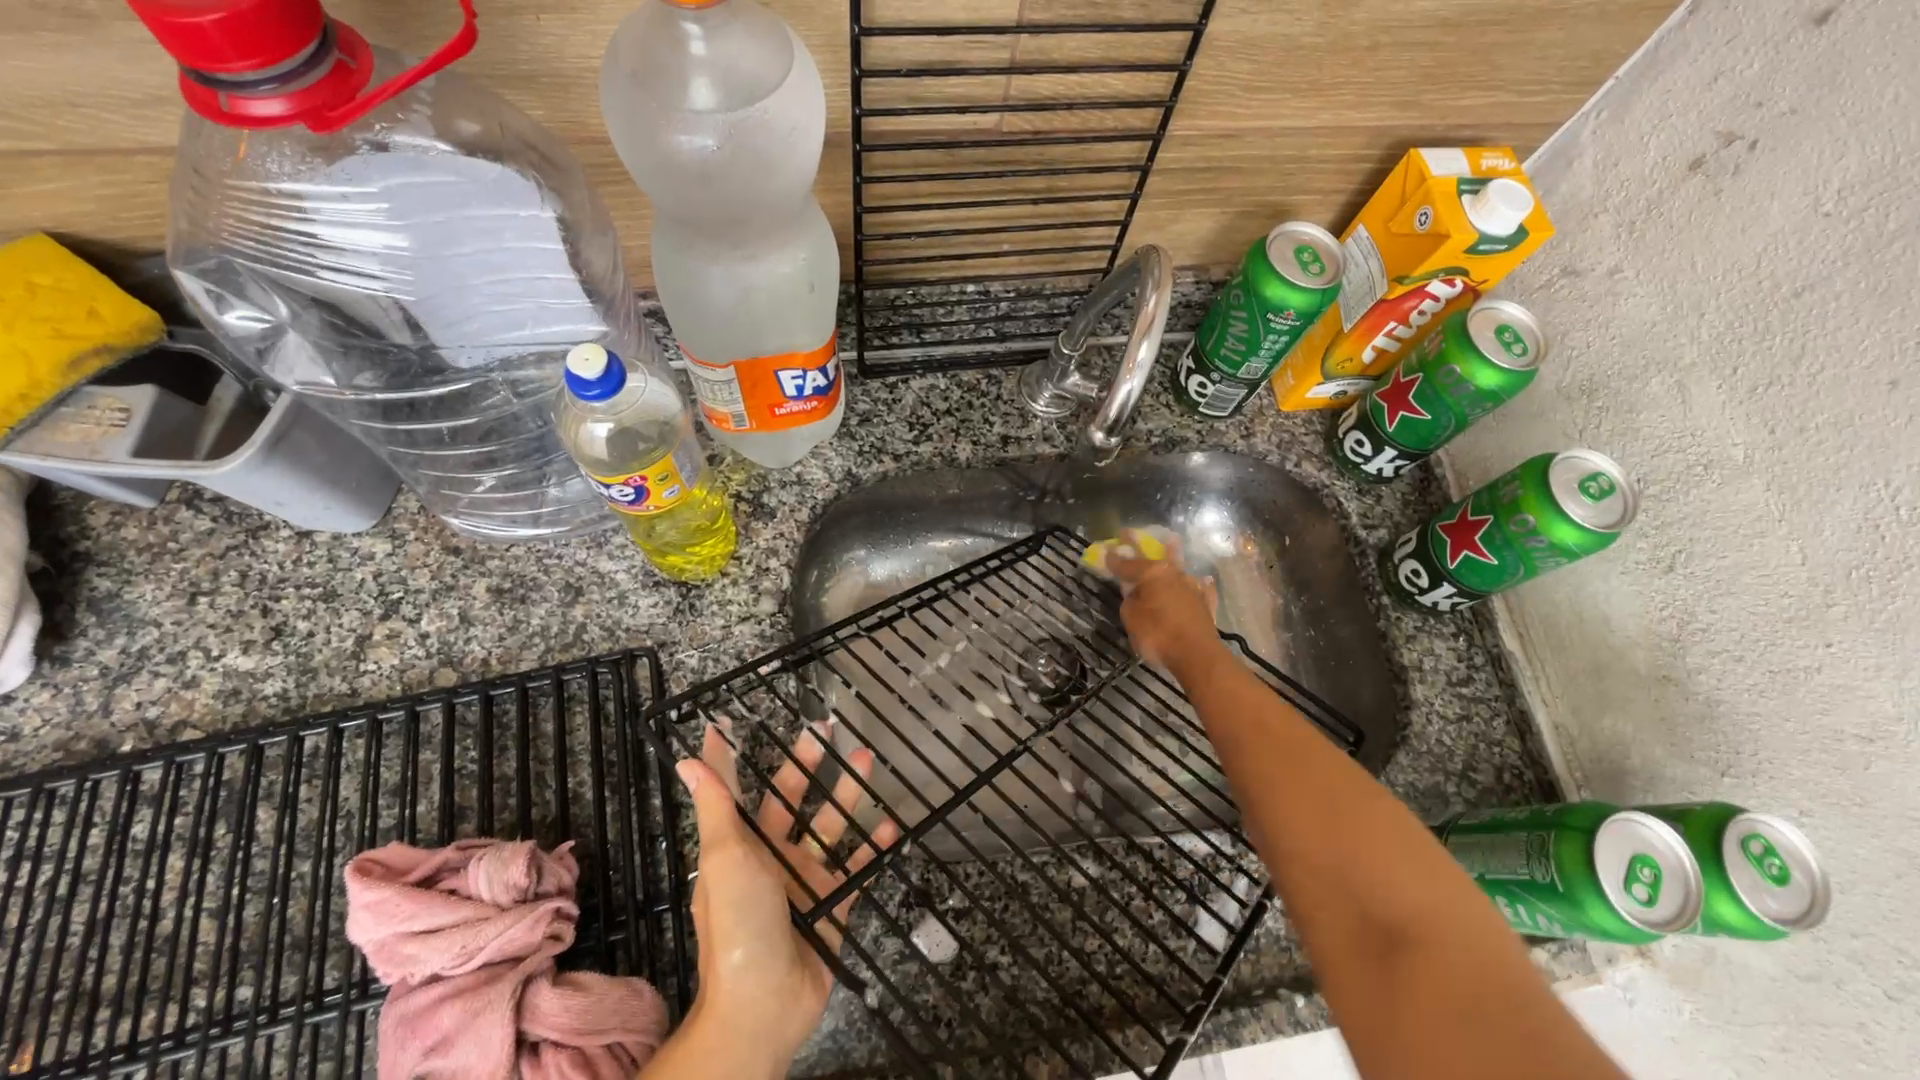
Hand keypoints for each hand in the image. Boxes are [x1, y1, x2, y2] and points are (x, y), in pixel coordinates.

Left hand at [659, 723, 900, 1078]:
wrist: (763, 1003)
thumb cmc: (738, 923)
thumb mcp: (725, 858)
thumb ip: (717, 807)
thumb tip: (688, 760)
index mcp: (737, 846)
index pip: (731, 792)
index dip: (728, 759)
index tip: (729, 725)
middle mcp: (769, 858)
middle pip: (789, 800)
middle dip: (806, 765)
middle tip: (828, 729)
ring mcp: (803, 882)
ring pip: (828, 828)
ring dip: (847, 796)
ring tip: (869, 761)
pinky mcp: (831, 906)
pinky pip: (856, 869)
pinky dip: (873, 848)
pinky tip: (892, 825)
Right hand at [1105, 528, 1225, 678]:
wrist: (1196, 654)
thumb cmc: (1157, 634)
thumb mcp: (1131, 617)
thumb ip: (1130, 601)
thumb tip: (1135, 594)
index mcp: (1152, 573)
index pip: (1127, 563)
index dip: (1114, 558)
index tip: (1105, 551)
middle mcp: (1174, 574)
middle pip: (1154, 556)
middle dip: (1140, 544)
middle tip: (1129, 532)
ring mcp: (1193, 588)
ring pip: (1180, 567)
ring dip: (1174, 554)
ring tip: (1172, 541)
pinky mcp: (1206, 605)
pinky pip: (1202, 589)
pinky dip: (1200, 584)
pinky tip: (1203, 580)